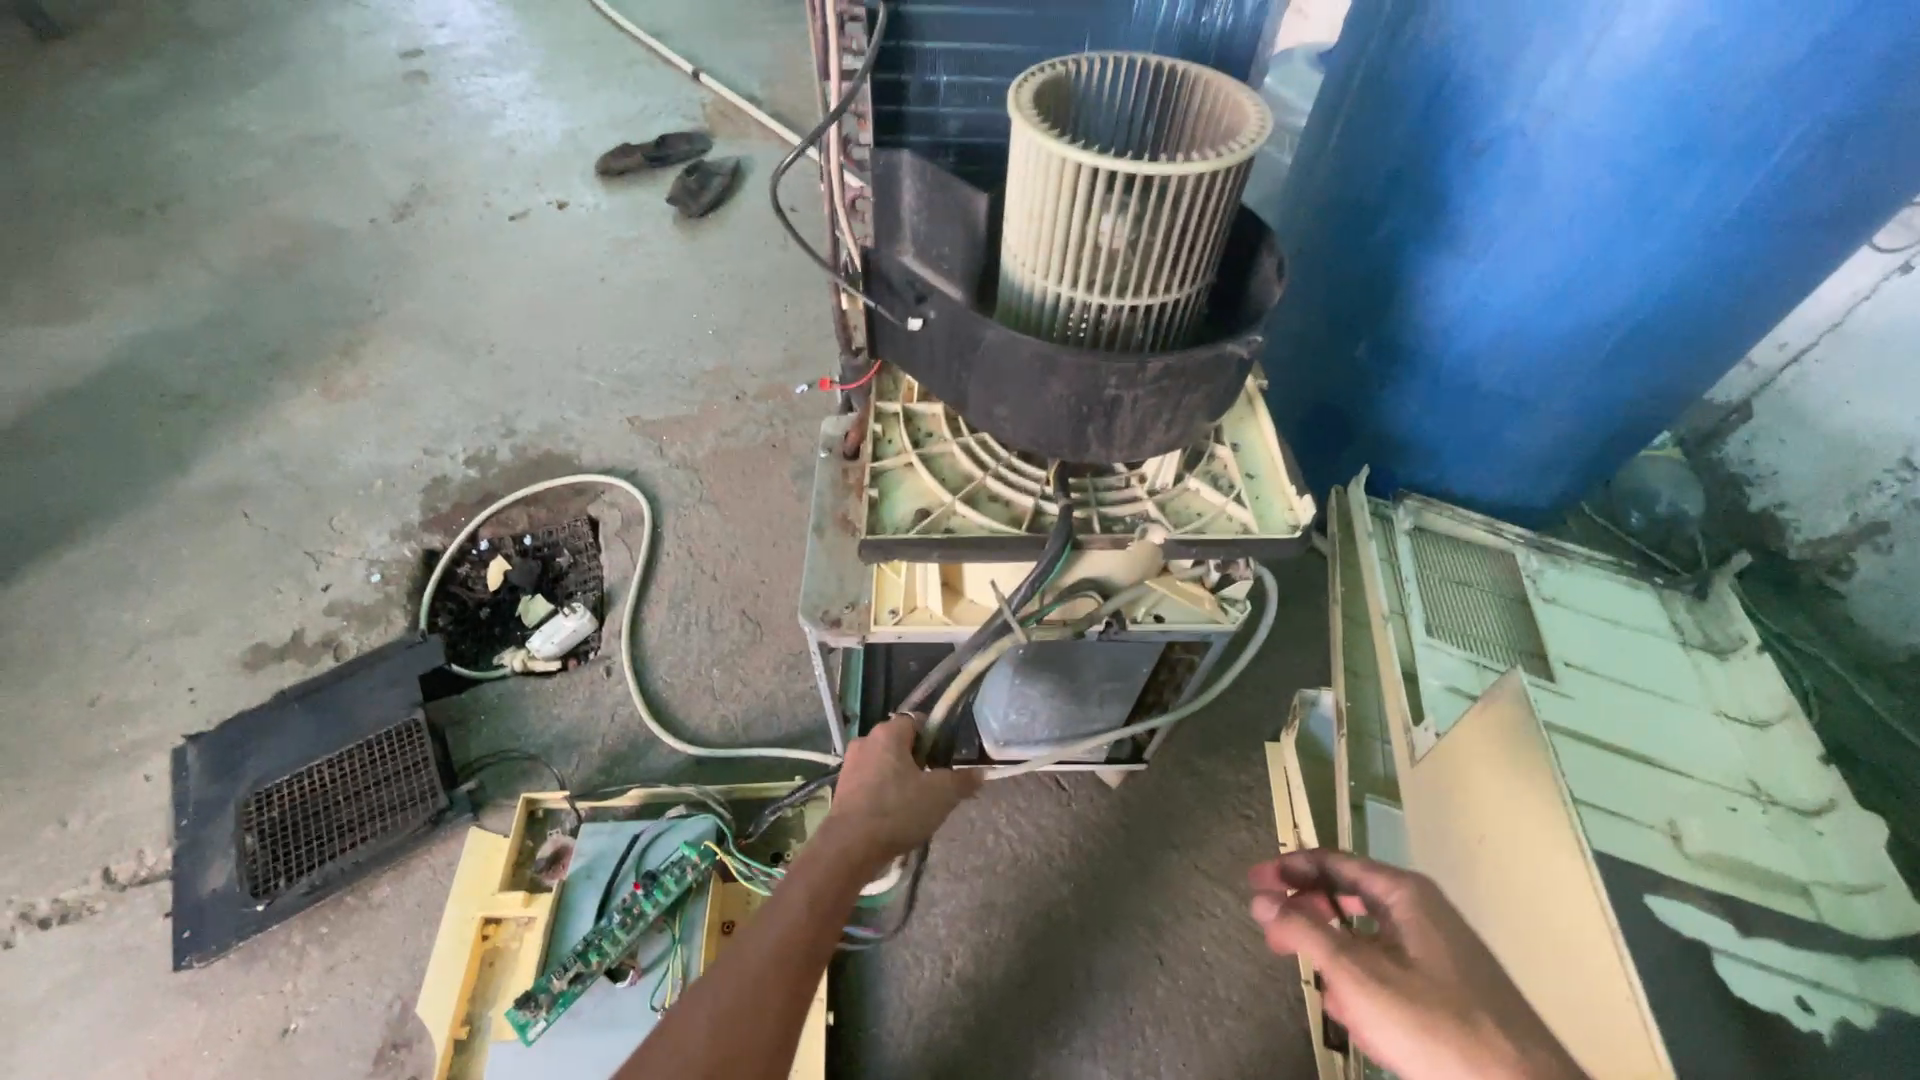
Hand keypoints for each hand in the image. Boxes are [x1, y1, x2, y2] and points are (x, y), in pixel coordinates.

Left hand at [823, 715, 982, 869]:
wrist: (850, 847)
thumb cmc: (898, 810)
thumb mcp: (942, 795)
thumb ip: (963, 780)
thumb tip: (980, 773)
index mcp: (888, 732)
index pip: (917, 720)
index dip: (936, 738)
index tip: (946, 761)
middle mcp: (865, 741)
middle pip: (901, 743)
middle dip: (920, 761)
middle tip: (935, 786)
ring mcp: (850, 765)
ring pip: (886, 764)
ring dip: (902, 778)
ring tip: (917, 804)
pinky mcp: (842, 789)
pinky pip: (872, 782)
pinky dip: (885, 793)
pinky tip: (896, 816)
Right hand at [1248, 849, 1586, 1079]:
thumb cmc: (1436, 1026)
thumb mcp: (1357, 976)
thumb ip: (1304, 931)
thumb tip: (1260, 898)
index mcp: (1403, 893)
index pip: (1331, 861)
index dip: (1287, 869)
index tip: (1251, 884)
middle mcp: (1421, 910)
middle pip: (1347, 897)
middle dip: (1310, 921)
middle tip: (1273, 938)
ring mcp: (1437, 949)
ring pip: (1366, 941)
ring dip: (1340, 966)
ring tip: (1333, 1002)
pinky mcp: (1446, 987)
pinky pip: (1389, 972)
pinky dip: (1368, 990)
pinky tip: (1365, 1025)